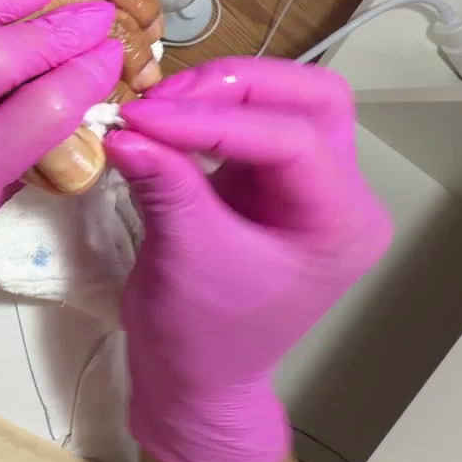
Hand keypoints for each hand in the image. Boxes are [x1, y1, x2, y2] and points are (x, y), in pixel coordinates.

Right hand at [104, 58, 392, 461]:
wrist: (193, 374)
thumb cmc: (201, 332)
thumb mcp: (183, 255)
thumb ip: (162, 184)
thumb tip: (122, 130)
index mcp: (339, 221)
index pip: (289, 139)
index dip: (211, 120)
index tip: (140, 118)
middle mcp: (334, 194)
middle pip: (310, 100)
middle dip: (234, 87)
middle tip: (161, 101)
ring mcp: (297, 187)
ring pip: (281, 105)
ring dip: (216, 96)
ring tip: (154, 111)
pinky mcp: (259, 186)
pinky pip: (241, 129)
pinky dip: (200, 118)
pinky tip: (160, 126)